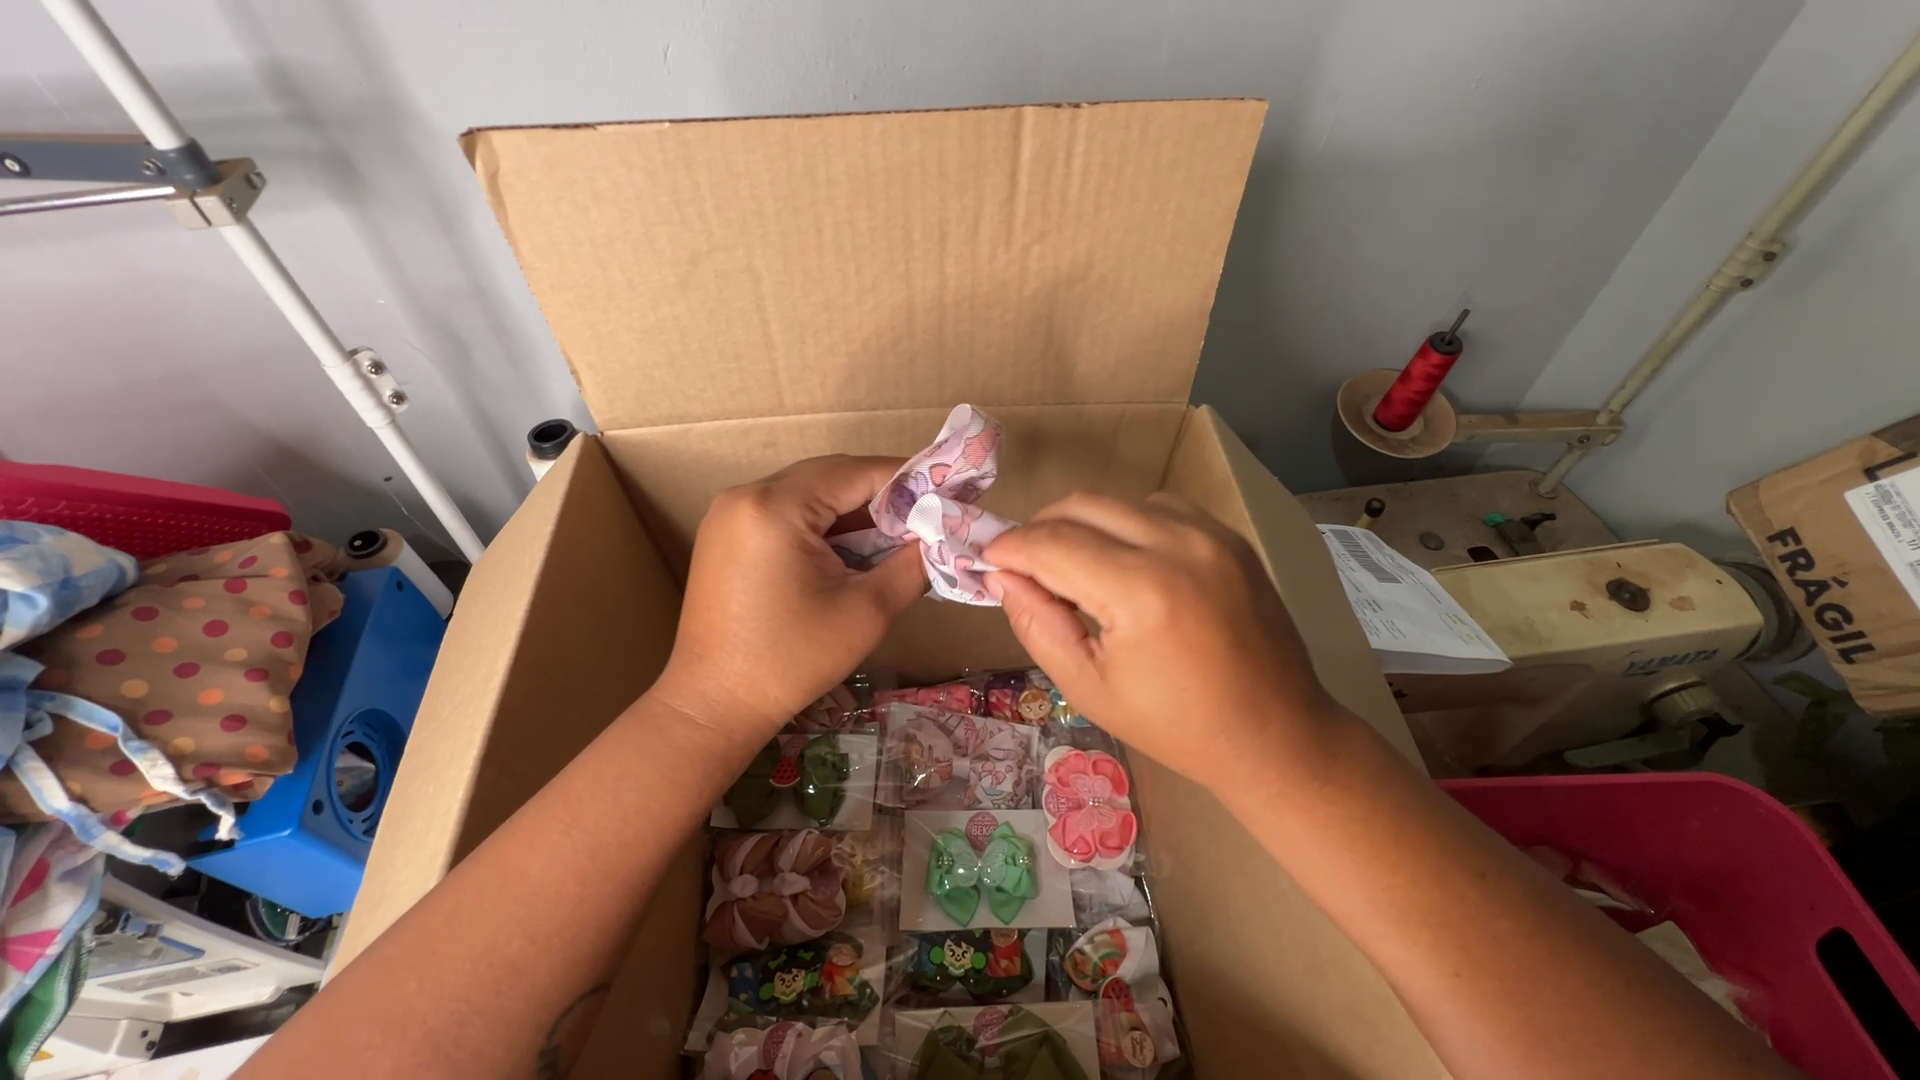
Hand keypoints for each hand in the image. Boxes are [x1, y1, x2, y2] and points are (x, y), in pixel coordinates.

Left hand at [650, 455, 926, 740]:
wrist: (715, 703)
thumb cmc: (792, 660)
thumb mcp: (867, 612)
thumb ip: (912, 565)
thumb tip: (941, 537)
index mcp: (776, 507)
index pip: (856, 471)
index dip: (907, 481)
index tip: (945, 496)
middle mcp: (746, 495)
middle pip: (829, 475)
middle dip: (880, 494)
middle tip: (923, 519)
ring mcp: (728, 513)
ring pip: (807, 491)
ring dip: (851, 509)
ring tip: (892, 537)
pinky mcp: (724, 534)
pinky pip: (784, 510)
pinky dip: (821, 522)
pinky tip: (848, 550)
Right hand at [984, 492, 1346, 784]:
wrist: (1274, 732)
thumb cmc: (1175, 725)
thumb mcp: (1089, 688)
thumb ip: (1037, 624)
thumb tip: (1001, 576)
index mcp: (1141, 592)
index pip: (1052, 544)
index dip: (1009, 549)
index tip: (986, 562)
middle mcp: (1178, 545)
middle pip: (1082, 506)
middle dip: (1039, 529)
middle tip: (1022, 565)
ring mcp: (1211, 534)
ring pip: (1119, 500)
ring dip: (1083, 524)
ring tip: (1072, 567)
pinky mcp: (1230, 537)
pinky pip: (1159, 508)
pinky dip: (1127, 524)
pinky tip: (1124, 562)